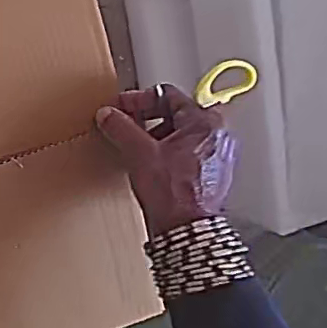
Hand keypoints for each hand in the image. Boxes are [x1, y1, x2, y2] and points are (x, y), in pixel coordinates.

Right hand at [95, 84, 238, 236]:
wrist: (186, 232)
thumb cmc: (174, 195)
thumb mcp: (139, 152)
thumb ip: (120, 127)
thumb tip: (109, 115)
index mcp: (206, 122)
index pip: (167, 95)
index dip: (137, 99)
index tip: (120, 107)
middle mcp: (218, 136)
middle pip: (175, 113)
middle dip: (146, 118)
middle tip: (125, 124)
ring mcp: (216, 156)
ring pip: (179, 134)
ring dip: (154, 136)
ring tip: (133, 145)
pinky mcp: (210, 175)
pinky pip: (184, 153)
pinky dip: (165, 152)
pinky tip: (148, 163)